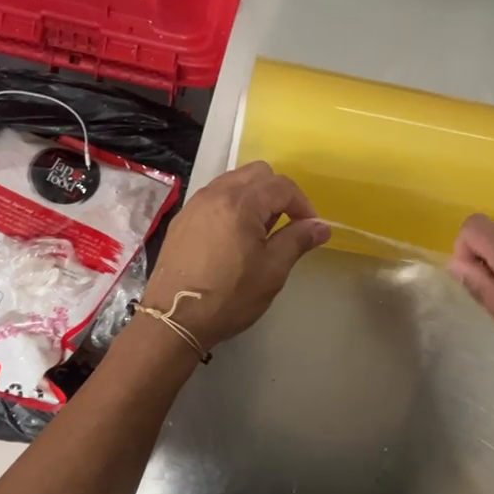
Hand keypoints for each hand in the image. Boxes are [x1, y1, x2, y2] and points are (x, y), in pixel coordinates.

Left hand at [140, 162, 330, 350]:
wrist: (173, 320)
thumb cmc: (229, 296)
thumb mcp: (272, 270)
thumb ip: (298, 240)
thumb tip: (321, 226)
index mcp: (241, 203)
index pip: (282, 186)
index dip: (303, 204)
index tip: (310, 227)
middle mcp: (216, 194)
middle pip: (257, 173)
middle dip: (278, 192)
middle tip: (285, 223)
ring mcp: (195, 204)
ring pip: (234, 181)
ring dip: (255, 196)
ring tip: (260, 231)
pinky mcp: (182, 219)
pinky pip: (215, 197)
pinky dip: (232, 205)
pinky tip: (234, 237)